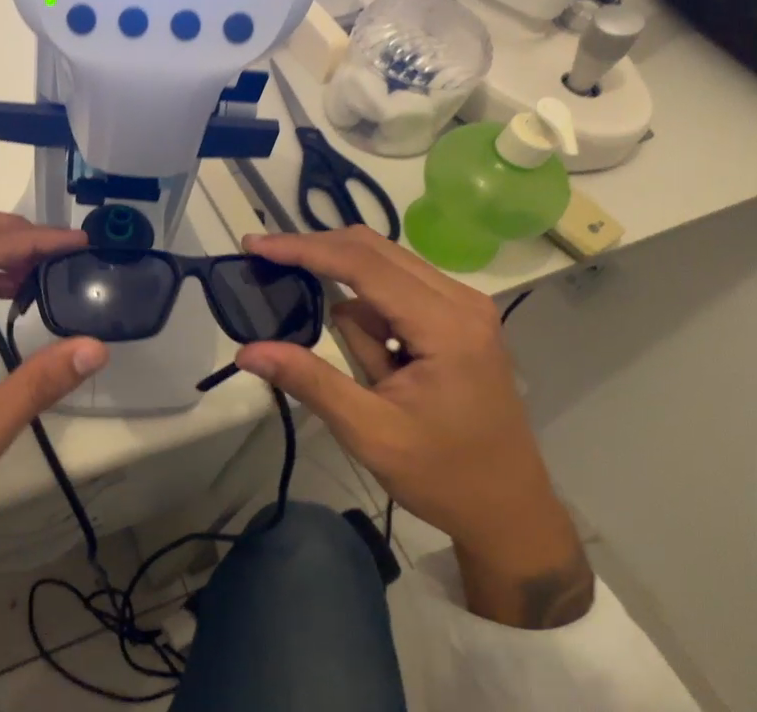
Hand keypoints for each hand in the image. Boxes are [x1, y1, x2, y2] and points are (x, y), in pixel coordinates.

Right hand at [234, 227, 593, 628]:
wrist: (510, 511)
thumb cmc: (443, 474)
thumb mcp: (369, 432)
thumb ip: (310, 381)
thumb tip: (247, 351)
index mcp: (445, 324)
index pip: (362, 264)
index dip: (303, 249)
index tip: (254, 245)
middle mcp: (461, 301)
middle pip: (373, 250)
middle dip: (317, 256)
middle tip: (266, 266)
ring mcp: (464, 308)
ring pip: (383, 271)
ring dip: (353, 306)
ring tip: (369, 377)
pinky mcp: (459, 321)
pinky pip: (398, 295)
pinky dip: (371, 317)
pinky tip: (381, 369)